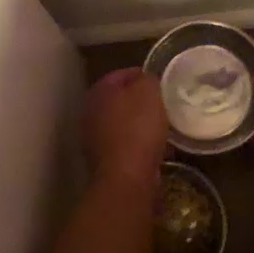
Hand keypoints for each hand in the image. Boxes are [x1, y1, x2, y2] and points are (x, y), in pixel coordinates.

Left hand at [85, 67, 166, 187]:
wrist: (127, 178)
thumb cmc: (138, 128)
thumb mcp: (149, 92)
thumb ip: (147, 80)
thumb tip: (146, 81)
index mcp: (99, 92)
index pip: (121, 74)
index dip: (142, 75)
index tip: (161, 82)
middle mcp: (90, 113)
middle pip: (119, 100)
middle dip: (140, 101)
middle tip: (162, 103)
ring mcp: (94, 140)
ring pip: (122, 124)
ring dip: (140, 124)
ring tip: (163, 126)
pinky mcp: (104, 162)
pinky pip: (125, 146)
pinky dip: (139, 145)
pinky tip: (157, 149)